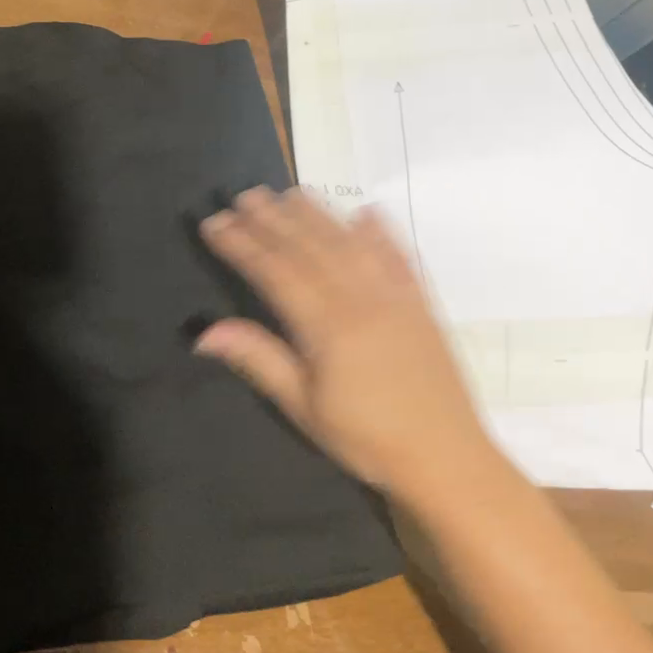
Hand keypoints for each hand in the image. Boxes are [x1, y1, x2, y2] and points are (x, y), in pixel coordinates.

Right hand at [196, 187, 497, 499]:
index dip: (242, 245)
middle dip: (273, 219)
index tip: (214, 223)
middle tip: (243, 196)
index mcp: (328, 325)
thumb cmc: (367, 439)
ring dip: (318, 215)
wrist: (448, 459)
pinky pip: (400, 256)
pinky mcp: (423, 304)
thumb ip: (258, 359)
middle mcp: (362, 299)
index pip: (275, 272)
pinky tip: (366, 212)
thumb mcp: (303, 406)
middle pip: (310, 247)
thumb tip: (204, 332)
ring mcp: (398, 297)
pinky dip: (381, 232)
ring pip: (350, 243)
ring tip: (289, 193)